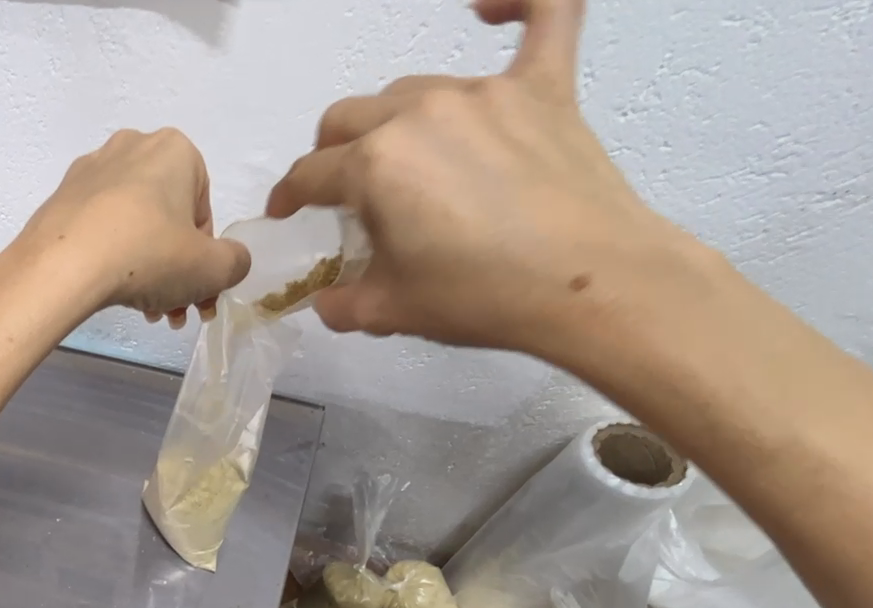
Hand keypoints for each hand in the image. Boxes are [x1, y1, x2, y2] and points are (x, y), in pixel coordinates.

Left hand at [11, 128, 250, 328]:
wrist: (62, 267)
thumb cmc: (147, 256)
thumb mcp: (212, 269)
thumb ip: (234, 263)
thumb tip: (229, 262)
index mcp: (175, 150)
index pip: (202, 211)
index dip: (203, 258)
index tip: (194, 291)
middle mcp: (131, 147)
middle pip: (164, 221)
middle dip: (173, 270)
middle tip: (171, 311)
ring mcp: (89, 172)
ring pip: (131, 227)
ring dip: (144, 272)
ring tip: (143, 311)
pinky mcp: (58, 199)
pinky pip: (96, 230)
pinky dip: (108, 259)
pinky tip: (108, 292)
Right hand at [267, 0, 692, 363]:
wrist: (587, 286)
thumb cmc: (477, 298)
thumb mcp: (385, 311)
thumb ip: (338, 301)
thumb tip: (328, 297)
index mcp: (373, 167)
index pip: (309, 175)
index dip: (287, 198)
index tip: (285, 215)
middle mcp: (418, 115)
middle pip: (348, 119)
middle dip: (330, 156)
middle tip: (341, 193)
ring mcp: (483, 94)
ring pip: (409, 89)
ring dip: (389, 121)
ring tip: (402, 161)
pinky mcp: (544, 87)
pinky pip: (544, 16)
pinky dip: (518, 2)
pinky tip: (488, 7)